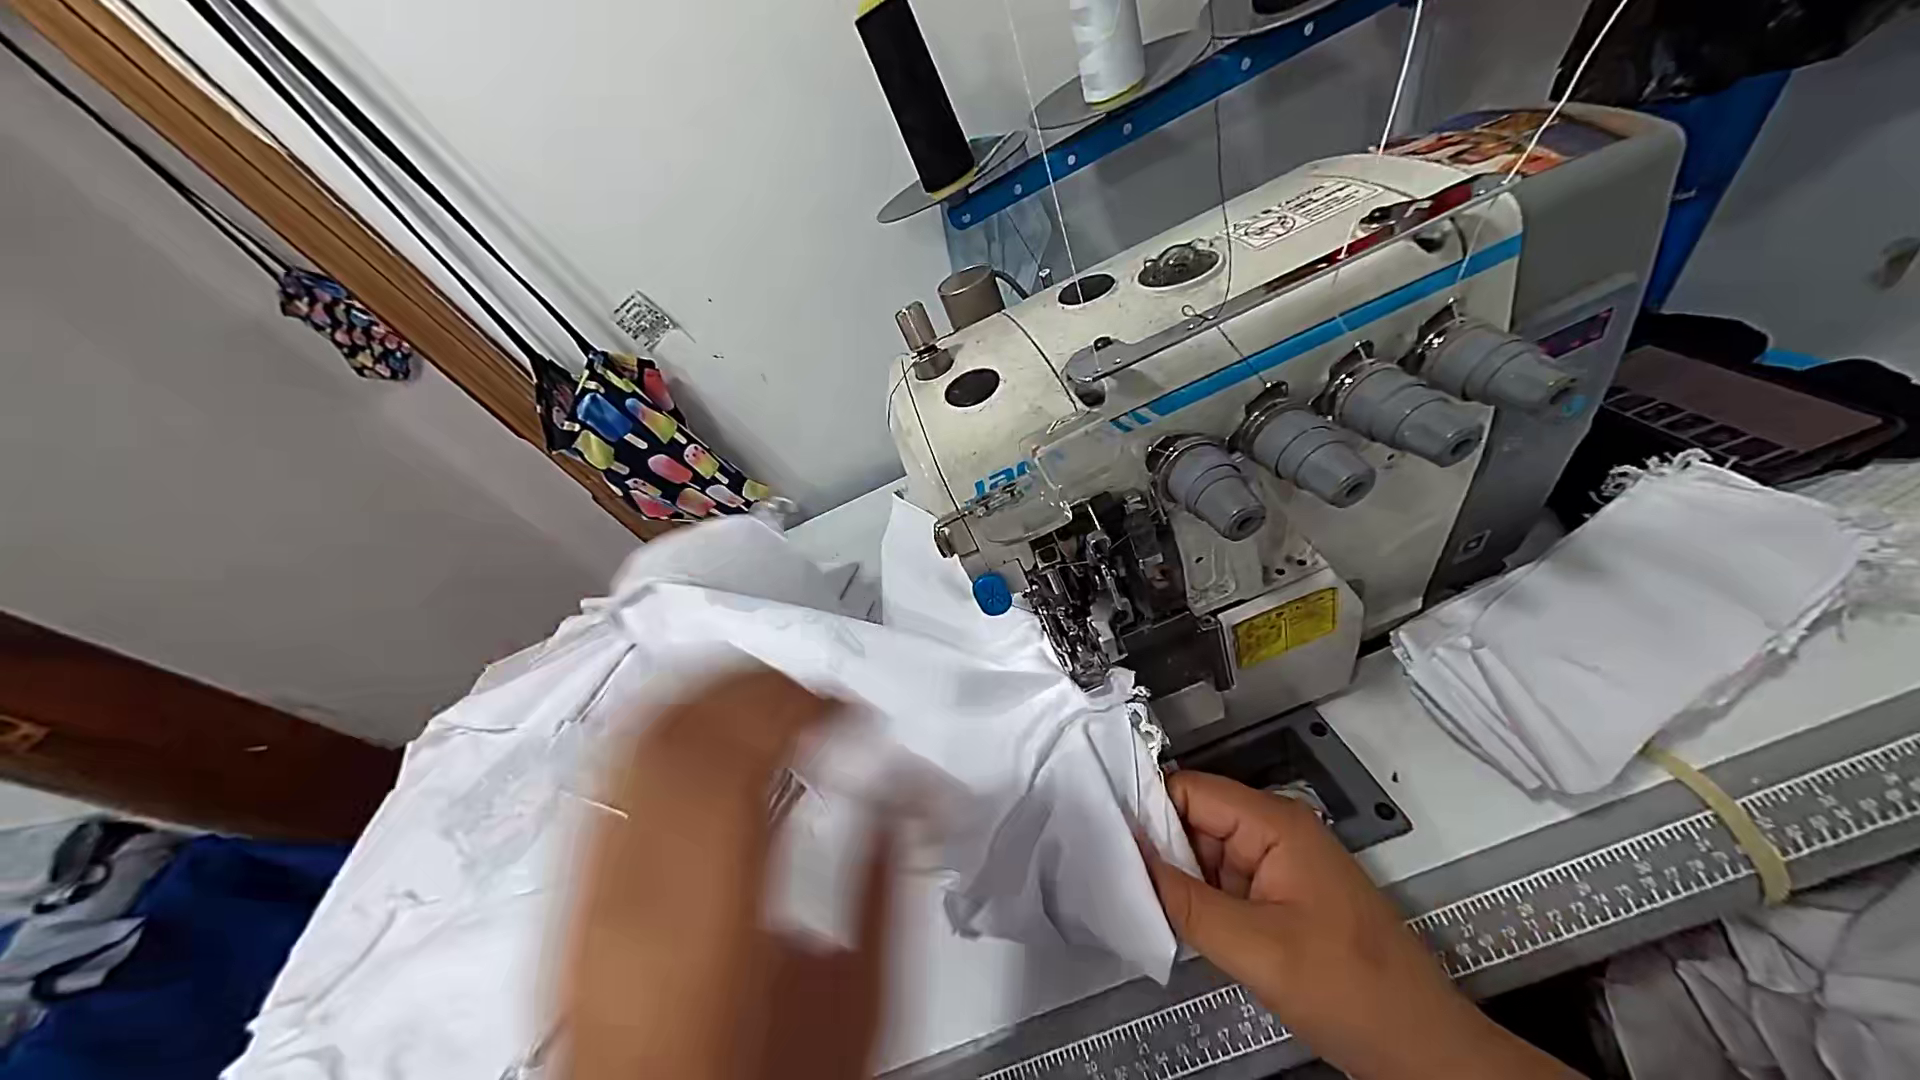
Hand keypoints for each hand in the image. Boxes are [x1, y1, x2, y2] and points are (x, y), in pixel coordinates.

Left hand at [563, 667, 893, 1079]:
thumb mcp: (854, 998)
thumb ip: (880, 874)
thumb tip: (906, 784)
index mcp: (711, 918)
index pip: (740, 756)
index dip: (798, 706)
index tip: (843, 706)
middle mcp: (636, 892)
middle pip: (682, 731)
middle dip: (756, 687)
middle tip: (809, 689)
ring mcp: (592, 886)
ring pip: (637, 739)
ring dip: (709, 696)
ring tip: (765, 692)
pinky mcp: (576, 886)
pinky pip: (608, 772)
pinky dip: (666, 727)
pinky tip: (702, 723)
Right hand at [1144, 771, 1576, 1079]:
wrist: (1420, 1049)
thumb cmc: (1353, 991)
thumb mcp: (1258, 948)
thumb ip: (1186, 900)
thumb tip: (1131, 859)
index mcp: (1275, 823)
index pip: (1190, 790)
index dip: (1147, 809)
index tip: (1111, 838)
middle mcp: (1274, 830)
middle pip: (1194, 817)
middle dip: (1161, 847)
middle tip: (1128, 880)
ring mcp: (1276, 861)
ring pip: (1204, 850)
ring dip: (1179, 876)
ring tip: (1153, 905)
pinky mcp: (1276, 891)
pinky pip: (1221, 878)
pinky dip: (1199, 895)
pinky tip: (1184, 921)